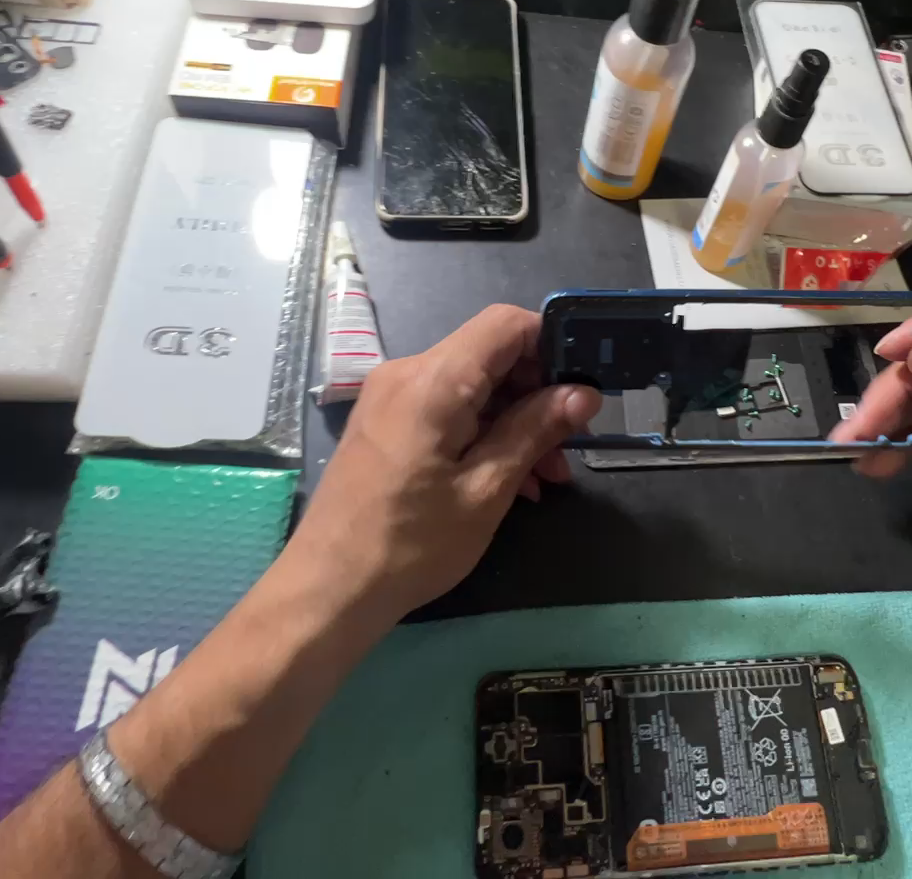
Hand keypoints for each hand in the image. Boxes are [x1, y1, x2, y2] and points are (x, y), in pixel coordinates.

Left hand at [295, 305, 601, 617]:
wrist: (327, 588)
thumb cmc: (410, 544)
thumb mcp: (486, 490)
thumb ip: (535, 430)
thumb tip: (583, 393)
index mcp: (434, 380)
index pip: (506, 324)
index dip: (551, 344)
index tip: (582, 384)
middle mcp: (408, 372)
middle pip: (491, 355)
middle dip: (538, 393)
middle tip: (571, 443)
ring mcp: (392, 396)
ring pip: (473, 385)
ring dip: (515, 420)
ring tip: (546, 476)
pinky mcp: (387, 420)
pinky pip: (448, 407)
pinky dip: (483, 431)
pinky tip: (509, 477)